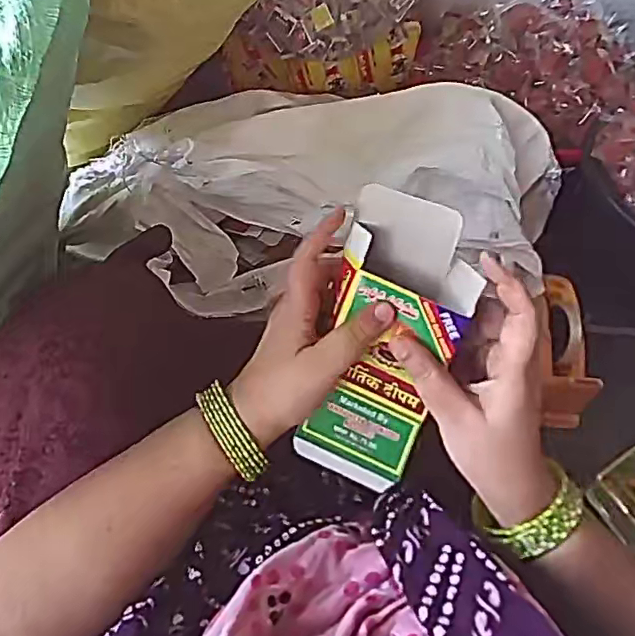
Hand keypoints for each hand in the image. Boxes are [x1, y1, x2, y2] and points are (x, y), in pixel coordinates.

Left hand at [228, 208, 396, 444]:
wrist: (249, 420)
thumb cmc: (278, 391)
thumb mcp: (323, 364)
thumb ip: (354, 335)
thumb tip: (385, 308)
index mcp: (295, 306)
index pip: (307, 257)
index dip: (324, 233)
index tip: (343, 215)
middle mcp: (294, 312)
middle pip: (323, 277)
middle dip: (351, 270)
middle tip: (381, 274)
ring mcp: (296, 329)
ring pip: (327, 301)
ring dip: (351, 298)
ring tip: (381, 305)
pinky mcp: (300, 346)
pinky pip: (327, 323)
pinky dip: (346, 322)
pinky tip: (365, 338)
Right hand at [390, 253, 556, 524]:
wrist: (515, 493)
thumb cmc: (495, 460)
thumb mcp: (454, 417)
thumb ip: (427, 376)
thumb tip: (399, 339)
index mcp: (515, 370)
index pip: (522, 314)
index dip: (508, 282)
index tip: (485, 262)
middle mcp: (514, 364)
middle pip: (500, 317)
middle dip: (470, 298)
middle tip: (435, 286)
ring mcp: (504, 373)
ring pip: (484, 334)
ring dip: (458, 321)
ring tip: (424, 311)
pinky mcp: (492, 383)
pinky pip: (473, 352)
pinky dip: (453, 343)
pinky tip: (427, 342)